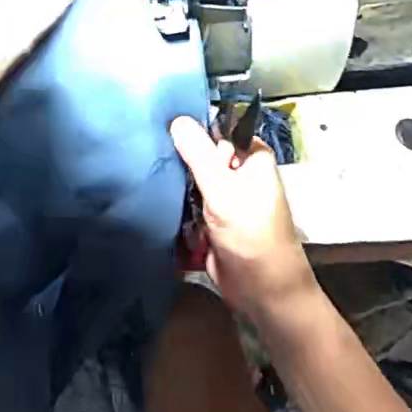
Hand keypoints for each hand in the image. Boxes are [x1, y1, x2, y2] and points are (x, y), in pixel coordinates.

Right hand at [170, 118, 318, 322]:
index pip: (218, 130)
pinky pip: (188, 202)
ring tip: (147, 177)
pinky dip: (176, 203)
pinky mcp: (210, 220)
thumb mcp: (223, 189)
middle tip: (152, 158)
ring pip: (191, 179)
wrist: (263, 292)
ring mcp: (224, 197)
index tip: (165, 132)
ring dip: (175, 183)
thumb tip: (178, 119)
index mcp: (252, 157)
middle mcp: (239, 172)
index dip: (194, 132)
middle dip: (180, 160)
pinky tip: (152, 198)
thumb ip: (199, 154)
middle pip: (201, 154)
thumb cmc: (251, 235)